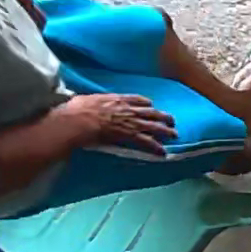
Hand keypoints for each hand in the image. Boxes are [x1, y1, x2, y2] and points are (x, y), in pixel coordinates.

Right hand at [53, 94, 176, 155]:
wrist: (78, 121)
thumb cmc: (75, 111)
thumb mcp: (85, 100)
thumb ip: (90, 102)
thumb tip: (81, 102)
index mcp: (116, 99)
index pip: (136, 99)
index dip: (145, 103)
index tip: (151, 105)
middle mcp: (127, 108)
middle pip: (150, 111)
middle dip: (162, 116)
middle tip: (172, 120)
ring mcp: (130, 121)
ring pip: (153, 125)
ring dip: (165, 130)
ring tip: (175, 135)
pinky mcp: (129, 134)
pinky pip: (147, 141)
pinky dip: (156, 147)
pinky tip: (163, 152)